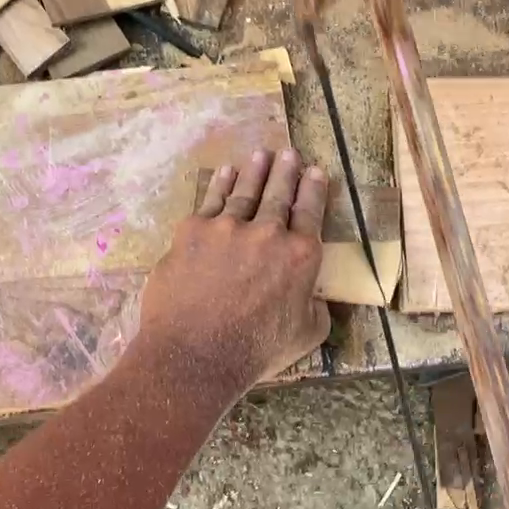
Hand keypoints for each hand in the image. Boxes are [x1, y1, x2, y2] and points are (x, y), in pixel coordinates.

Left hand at [133, 148, 330, 397]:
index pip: (310, 212)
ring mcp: (227, 227)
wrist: (195, 355)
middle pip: (279, 193)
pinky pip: (210, 201)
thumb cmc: (255, 352)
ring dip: (255, 170)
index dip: (314, 189)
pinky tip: (226, 173)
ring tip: (261, 154)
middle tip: (288, 153)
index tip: (315, 172)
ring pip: (245, 191)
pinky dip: (220, 184)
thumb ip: (316, 310)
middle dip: (286, 170)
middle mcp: (268, 233)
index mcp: (301, 256)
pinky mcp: (192, 231)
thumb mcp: (306, 336)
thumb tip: (315, 298)